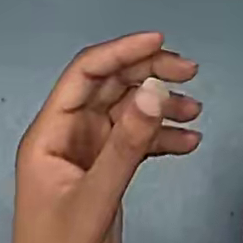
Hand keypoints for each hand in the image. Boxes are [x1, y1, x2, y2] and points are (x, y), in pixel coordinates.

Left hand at [14, 32, 201, 242]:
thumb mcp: (92, 201)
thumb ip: (124, 146)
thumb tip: (153, 92)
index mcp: (50, 134)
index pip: (86, 72)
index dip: (122, 50)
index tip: (157, 41)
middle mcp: (69, 134)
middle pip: (113, 84)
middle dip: (151, 72)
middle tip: (187, 70)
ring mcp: (88, 151)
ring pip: (130, 108)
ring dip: (163, 105)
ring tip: (192, 108)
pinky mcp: (106, 169)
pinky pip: (138, 138)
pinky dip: (164, 136)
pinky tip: (186, 140)